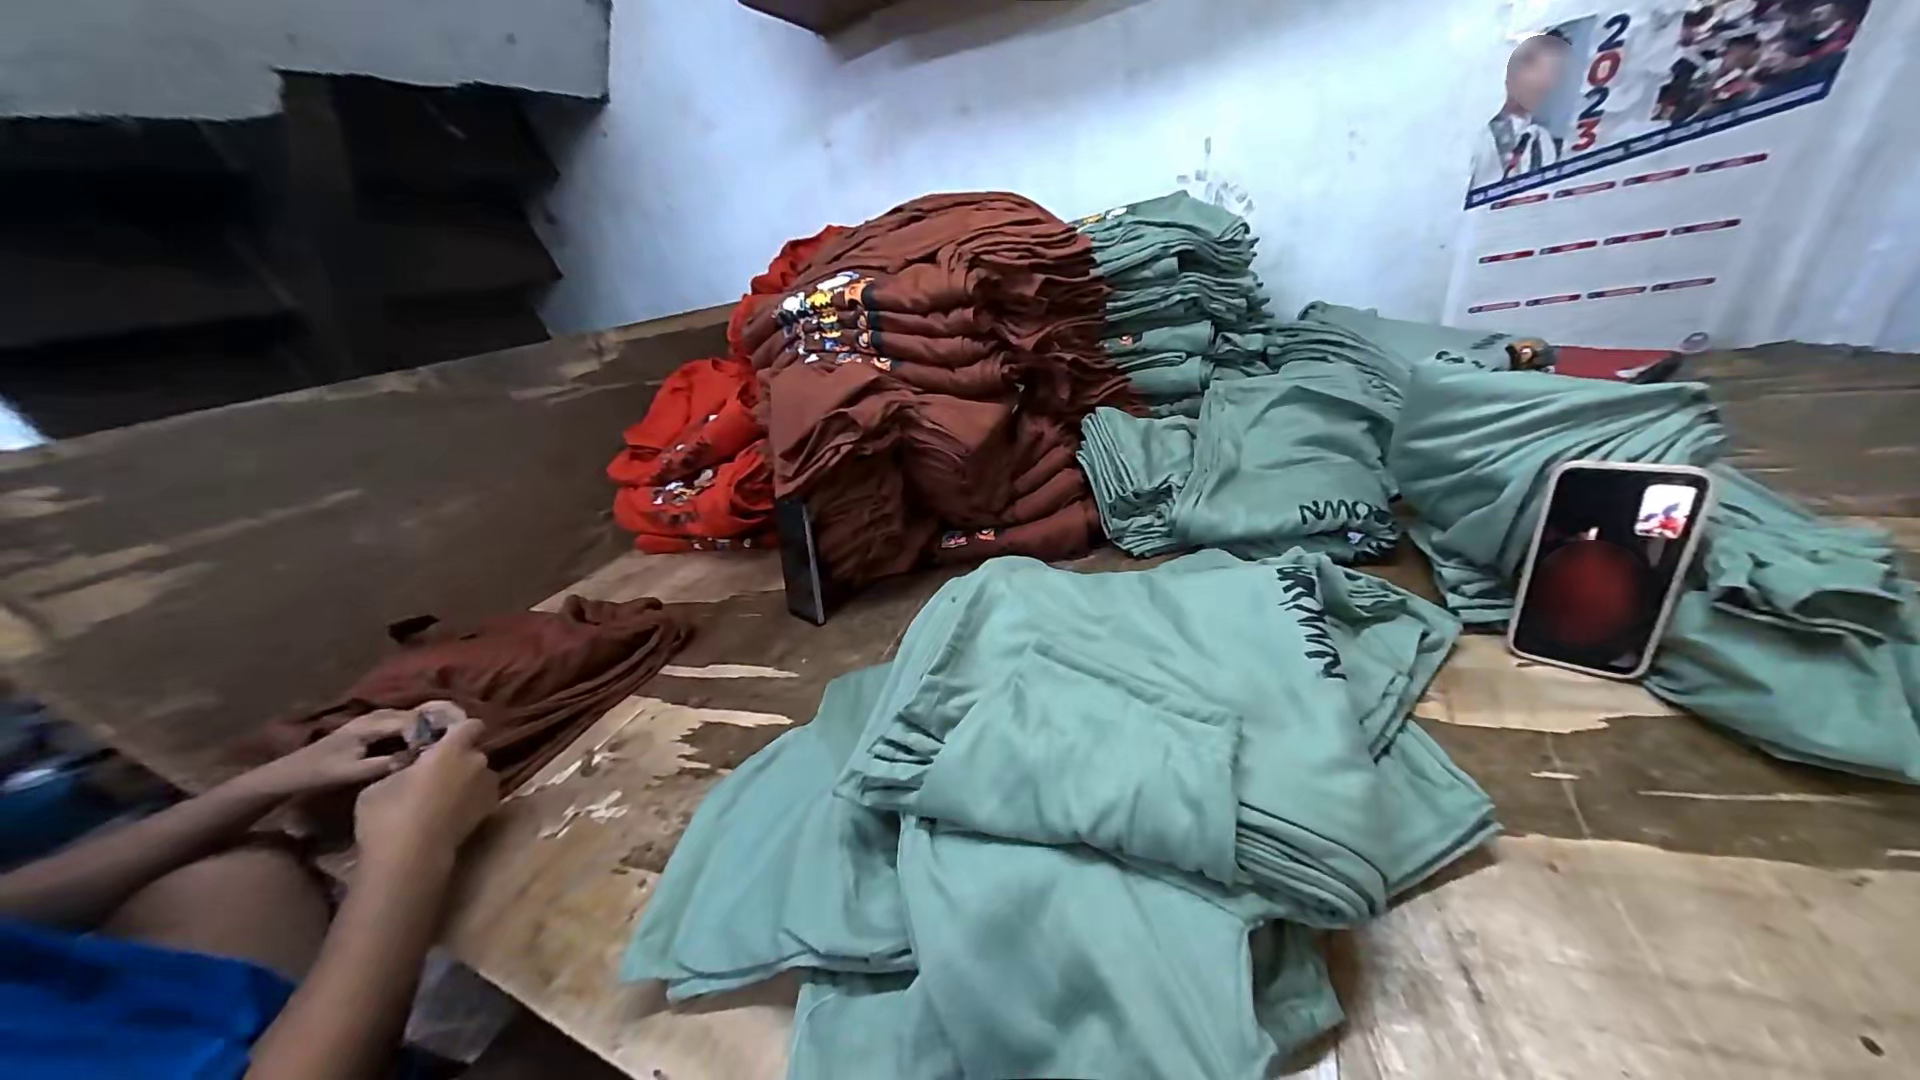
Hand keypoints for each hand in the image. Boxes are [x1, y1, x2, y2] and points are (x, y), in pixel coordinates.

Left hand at [239, 706, 454, 799]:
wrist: (285, 775)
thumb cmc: (316, 773)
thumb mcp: (349, 773)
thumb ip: (384, 764)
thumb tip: (418, 760)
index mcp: (372, 724)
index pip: (413, 720)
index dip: (432, 731)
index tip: (447, 744)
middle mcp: (377, 716)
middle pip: (418, 712)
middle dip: (441, 719)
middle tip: (463, 730)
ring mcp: (375, 720)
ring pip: (413, 715)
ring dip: (432, 723)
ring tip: (452, 734)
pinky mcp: (374, 727)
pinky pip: (406, 722)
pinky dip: (421, 727)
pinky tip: (429, 739)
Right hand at [353, 717, 498, 870]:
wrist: (411, 856)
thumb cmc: (388, 816)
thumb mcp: (381, 784)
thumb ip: (404, 767)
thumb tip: (412, 766)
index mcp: (452, 749)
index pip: (470, 725)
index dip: (459, 729)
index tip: (445, 738)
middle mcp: (478, 761)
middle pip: (472, 752)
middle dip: (458, 760)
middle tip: (435, 775)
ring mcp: (489, 784)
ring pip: (479, 774)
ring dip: (466, 779)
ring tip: (443, 799)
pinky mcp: (492, 806)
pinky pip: (482, 793)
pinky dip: (471, 797)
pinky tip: (451, 813)